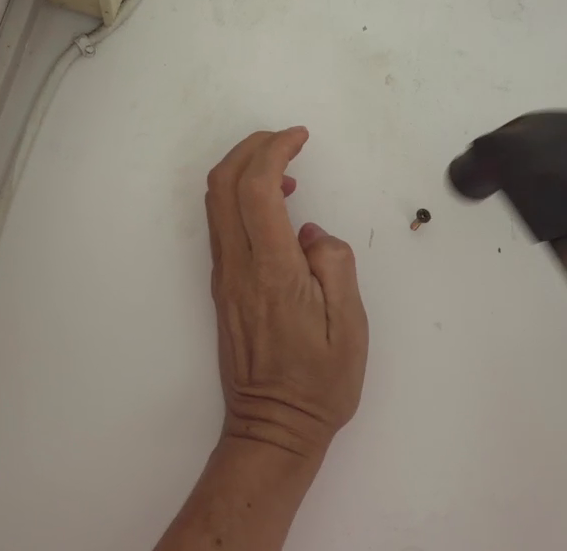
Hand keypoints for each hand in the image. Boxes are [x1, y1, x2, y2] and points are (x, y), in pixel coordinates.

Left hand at [205, 127, 368, 458]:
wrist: (271, 429)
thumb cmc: (318, 384)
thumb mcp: (349, 327)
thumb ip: (335, 266)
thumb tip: (311, 233)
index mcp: (272, 270)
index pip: (258, 188)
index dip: (275, 150)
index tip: (299, 137)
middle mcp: (238, 265)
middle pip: (224, 183)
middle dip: (252, 147)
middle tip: (286, 138)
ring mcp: (224, 275)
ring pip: (216, 201)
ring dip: (244, 169)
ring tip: (285, 167)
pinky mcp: (222, 285)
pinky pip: (223, 223)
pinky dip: (242, 195)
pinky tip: (275, 205)